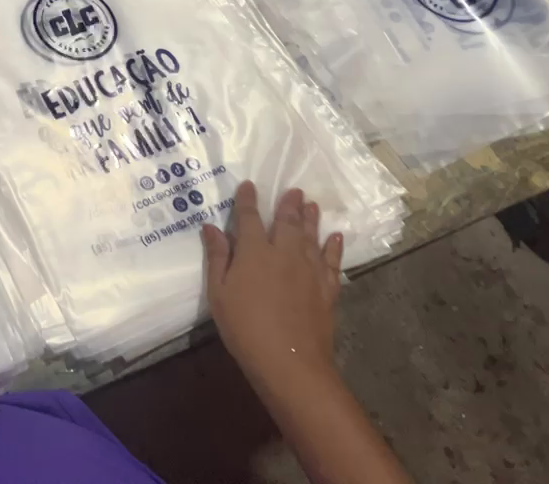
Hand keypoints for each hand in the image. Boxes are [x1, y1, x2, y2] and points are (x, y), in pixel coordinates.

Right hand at [202, 181, 343, 390]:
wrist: (290, 362)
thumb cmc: (245, 327)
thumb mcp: (219, 293)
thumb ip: (217, 258)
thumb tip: (212, 227)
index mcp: (254, 252)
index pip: (249, 218)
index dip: (248, 201)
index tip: (249, 185)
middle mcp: (284, 254)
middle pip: (287, 222)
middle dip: (288, 204)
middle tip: (294, 190)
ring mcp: (309, 271)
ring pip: (311, 237)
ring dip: (311, 219)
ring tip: (312, 204)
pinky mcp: (326, 290)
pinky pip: (332, 262)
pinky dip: (334, 248)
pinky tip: (336, 238)